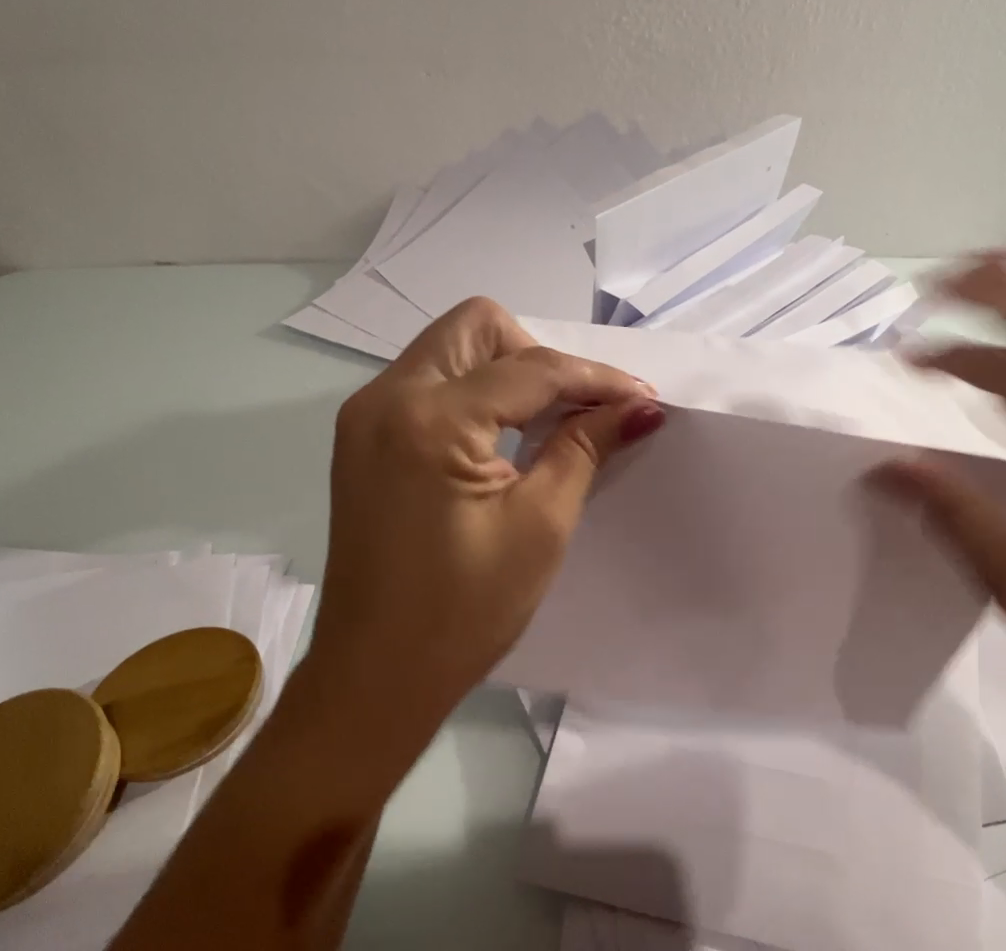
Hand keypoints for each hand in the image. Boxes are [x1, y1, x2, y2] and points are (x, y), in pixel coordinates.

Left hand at [314, 298, 664, 731]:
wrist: (375, 677)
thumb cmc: (465, 611)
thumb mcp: (541, 524)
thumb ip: (586, 446)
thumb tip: (639, 404)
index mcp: (430, 419)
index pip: (530, 368)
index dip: (596, 379)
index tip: (642, 399)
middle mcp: (386, 397)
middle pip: (477, 328)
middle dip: (538, 355)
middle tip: (575, 410)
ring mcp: (365, 416)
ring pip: (450, 349)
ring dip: (506, 371)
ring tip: (548, 424)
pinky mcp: (363, 439)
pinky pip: (428, 383)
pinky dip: (475, 393)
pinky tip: (505, 438)